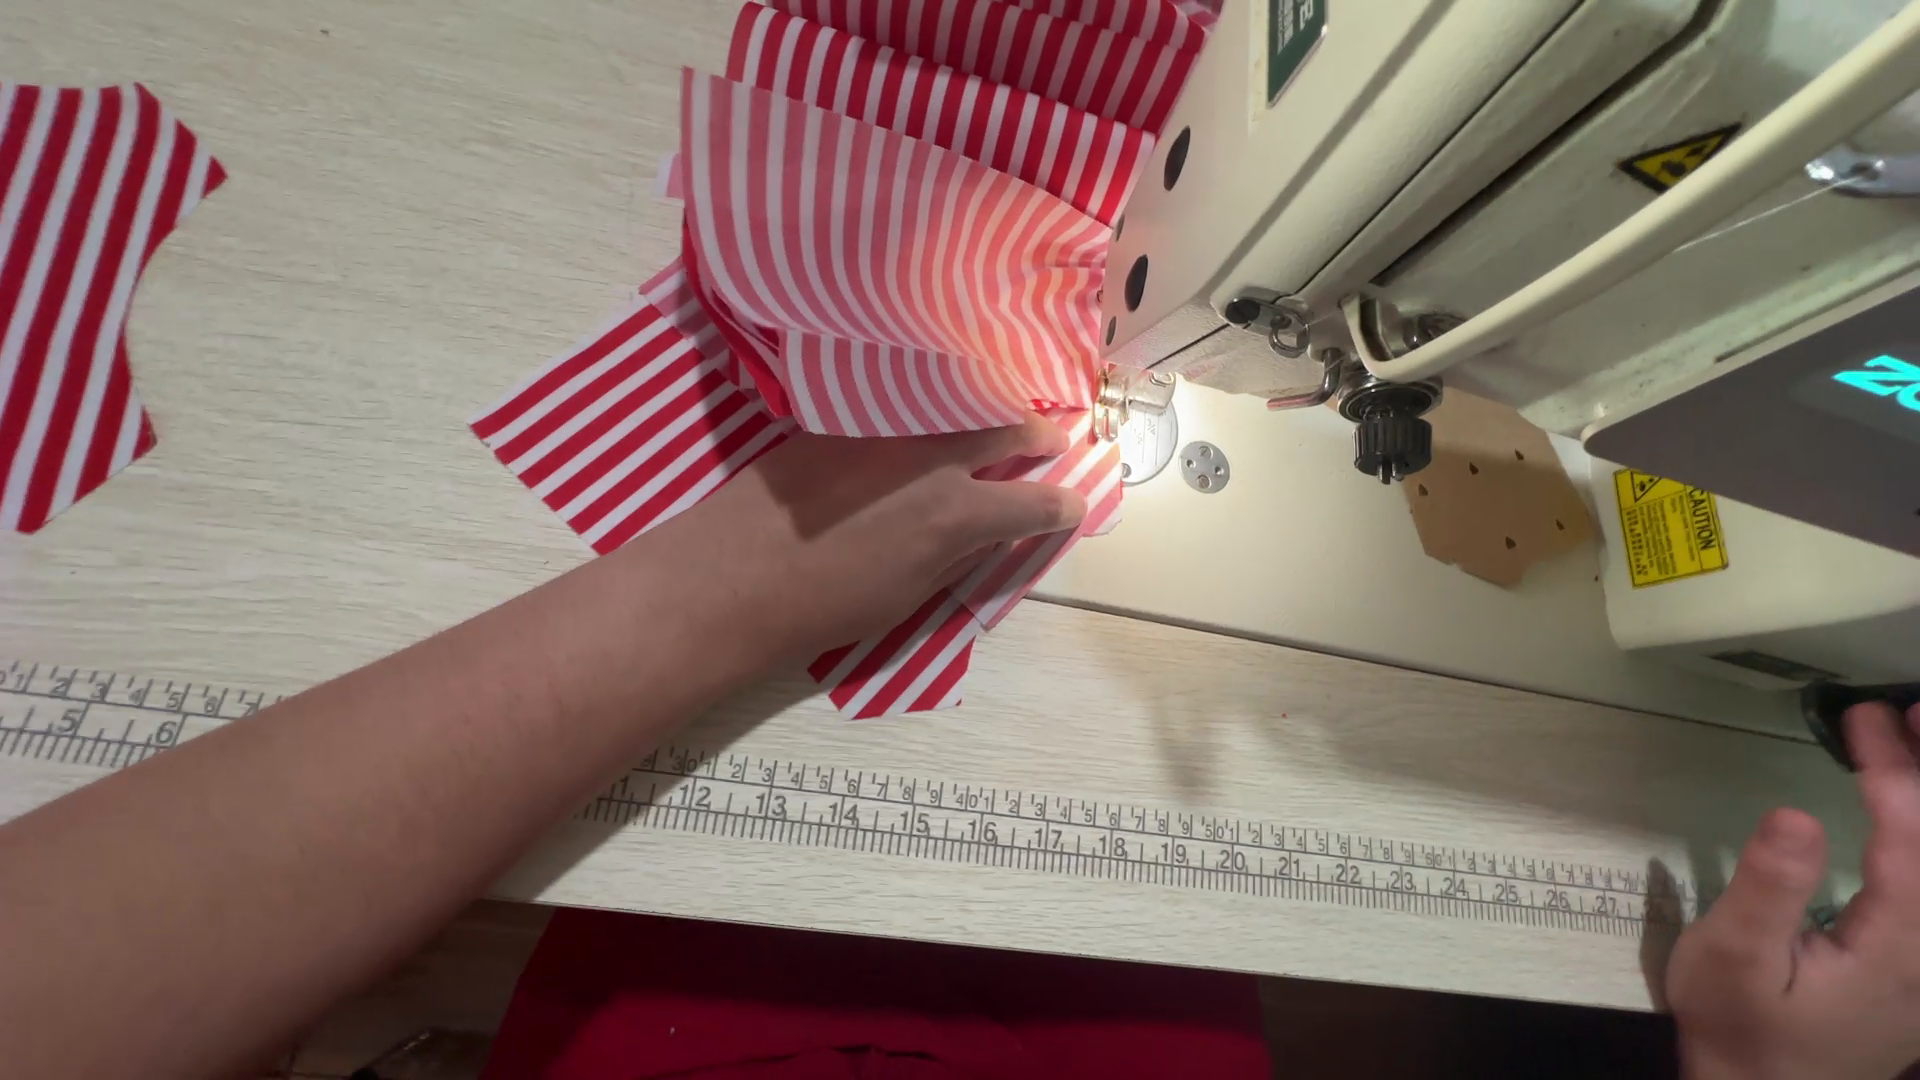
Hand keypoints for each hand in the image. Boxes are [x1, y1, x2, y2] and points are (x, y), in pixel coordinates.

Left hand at [640, 413, 1087, 662]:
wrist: (734, 576)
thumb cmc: (825, 606)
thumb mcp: (909, 595)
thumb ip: (956, 554)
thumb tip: (986, 530)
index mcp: (956, 515)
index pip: (1034, 503)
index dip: (1063, 506)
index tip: (1072, 506)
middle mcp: (933, 459)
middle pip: (1008, 427)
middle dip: (1042, 432)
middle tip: (1053, 438)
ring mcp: (888, 429)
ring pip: (959, 401)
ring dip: (992, 408)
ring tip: (1003, 415)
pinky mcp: (847, 417)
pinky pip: (907, 400)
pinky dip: (936, 404)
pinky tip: (935, 411)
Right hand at [1666, 702, 1919, 1079]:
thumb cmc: (1737, 1015)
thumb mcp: (1733, 951)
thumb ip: (1771, 887)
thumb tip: (1797, 813)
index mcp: (1899, 945)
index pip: (1913, 845)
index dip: (1897, 778)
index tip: (1866, 721)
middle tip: (1908, 711)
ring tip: (1918, 739)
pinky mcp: (1916, 956)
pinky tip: (1906, 805)